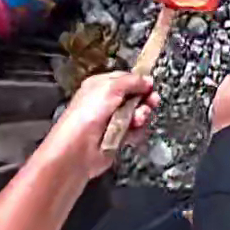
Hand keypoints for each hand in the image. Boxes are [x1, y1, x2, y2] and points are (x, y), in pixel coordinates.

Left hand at [35, 71, 158, 182]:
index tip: (150, 85)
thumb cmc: (88, 114)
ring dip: (142, 115)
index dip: (139, 81)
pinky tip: (135, 130)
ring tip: (139, 118)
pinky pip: (135, 131)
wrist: (77, 150)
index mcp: (100, 85)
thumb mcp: (110, 88)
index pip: (125, 78)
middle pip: (134, 96)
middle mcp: (106, 101)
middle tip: (152, 101)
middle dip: (145, 98)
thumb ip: (132, 81)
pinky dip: (138, 131)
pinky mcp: (117, 137)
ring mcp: (112, 120)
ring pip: (137, 113)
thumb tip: (148, 80)